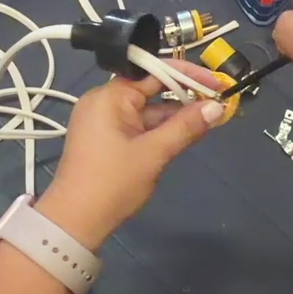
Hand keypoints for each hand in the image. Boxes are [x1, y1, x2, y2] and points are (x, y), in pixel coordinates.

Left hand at [36, 61, 225, 249]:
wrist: (75, 222)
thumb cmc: (112, 183)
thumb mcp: (154, 153)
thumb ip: (186, 126)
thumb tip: (217, 106)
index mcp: (109, 96)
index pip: (153, 72)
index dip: (188, 75)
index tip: (216, 84)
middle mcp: (104, 101)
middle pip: (151, 89)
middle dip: (184, 96)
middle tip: (217, 102)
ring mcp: (103, 120)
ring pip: (147, 110)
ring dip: (175, 116)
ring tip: (209, 119)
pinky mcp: (106, 138)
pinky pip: (138, 124)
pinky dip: (160, 129)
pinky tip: (186, 133)